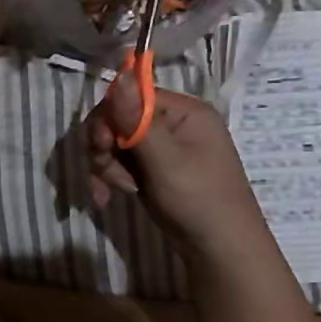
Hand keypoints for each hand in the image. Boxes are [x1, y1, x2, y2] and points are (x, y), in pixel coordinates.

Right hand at [85, 81, 257, 248]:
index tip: (100, 147)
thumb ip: (137, 120)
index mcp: (183, 111)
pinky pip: (119, 164)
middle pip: (117, 120)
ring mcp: (161, 148)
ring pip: (113, 144)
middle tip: (105, 176)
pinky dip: (108, 179)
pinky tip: (105, 199)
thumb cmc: (199, 200)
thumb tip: (121, 72)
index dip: (108, 119)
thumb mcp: (165, 161)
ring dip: (104, 168)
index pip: (130, 96)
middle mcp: (171, 123)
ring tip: (111, 192)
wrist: (219, 249)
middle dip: (103, 148)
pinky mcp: (151, 170)